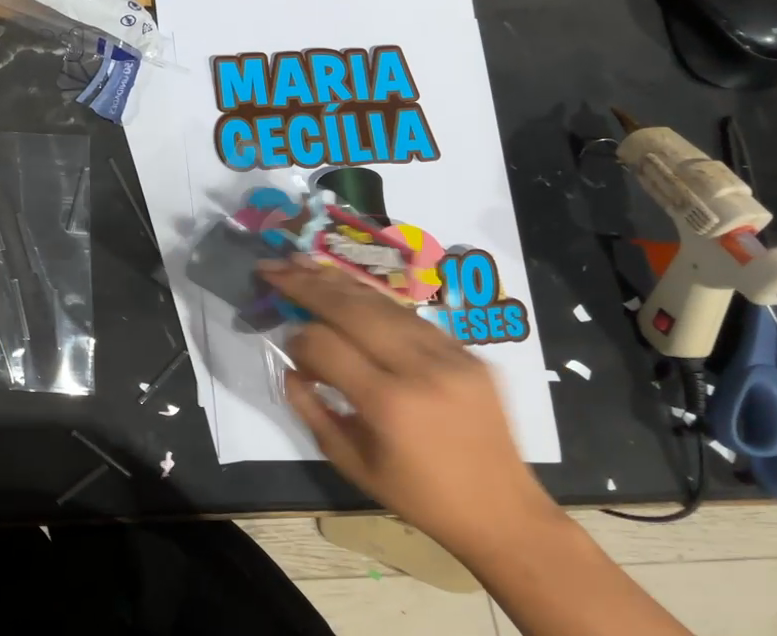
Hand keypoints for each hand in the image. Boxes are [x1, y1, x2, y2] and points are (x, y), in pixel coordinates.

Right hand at [261, 255, 564, 557]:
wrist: (504, 513)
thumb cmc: (417, 495)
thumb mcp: (347, 460)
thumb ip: (309, 406)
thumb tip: (291, 365)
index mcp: (388, 402)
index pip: (323, 343)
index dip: (296, 339)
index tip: (289, 352)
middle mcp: (421, 369)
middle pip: (351, 309)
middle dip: (305, 284)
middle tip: (271, 268)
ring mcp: (452, 357)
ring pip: (382, 303)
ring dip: (337, 282)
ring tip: (300, 263)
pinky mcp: (471, 355)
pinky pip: (411, 317)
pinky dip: (374, 301)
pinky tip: (347, 289)